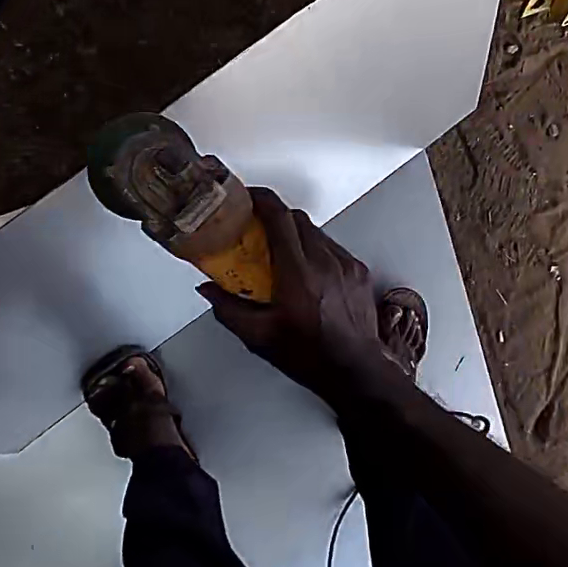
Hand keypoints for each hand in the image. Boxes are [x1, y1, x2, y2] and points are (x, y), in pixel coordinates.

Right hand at [198, 188, 397, 410]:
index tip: (249, 196)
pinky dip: (317, 249)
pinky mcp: (359, 271)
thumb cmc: (311, 356)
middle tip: (258, 227)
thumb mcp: (259, 337)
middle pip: (298, 218)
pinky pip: (334, 247)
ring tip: (281, 253)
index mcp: (298, 274)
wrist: (355, 370)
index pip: (280, 218)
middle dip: (276, 216)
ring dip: (296, 233)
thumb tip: (208, 289)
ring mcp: (346, 265)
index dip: (262, 200)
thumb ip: (229, 309)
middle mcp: (325, 263)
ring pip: (317, 232)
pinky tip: (307, 270)